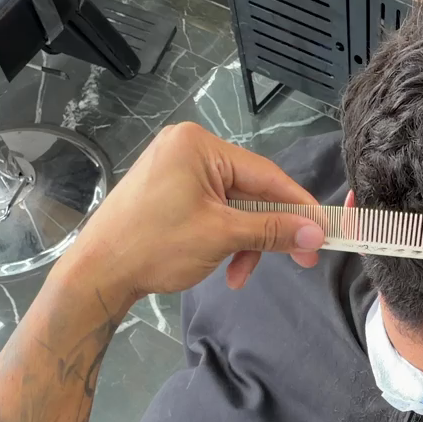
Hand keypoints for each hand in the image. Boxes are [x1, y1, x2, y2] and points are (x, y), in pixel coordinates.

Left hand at [57, 122, 324, 300]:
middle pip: (251, 191)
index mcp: (199, 146)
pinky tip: (223, 266)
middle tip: (300, 260)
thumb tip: (316, 234)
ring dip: (245, 243)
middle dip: (268, 231)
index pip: (266, 174)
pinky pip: (215, 212)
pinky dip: (225, 240)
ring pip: (235, 207)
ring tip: (239, 275)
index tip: (324, 233)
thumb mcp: (221, 236)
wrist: (98, 272)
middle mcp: (190, 149)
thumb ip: (272, 230)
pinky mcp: (171, 193)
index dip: (299, 206)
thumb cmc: (156, 246)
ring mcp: (178, 171)